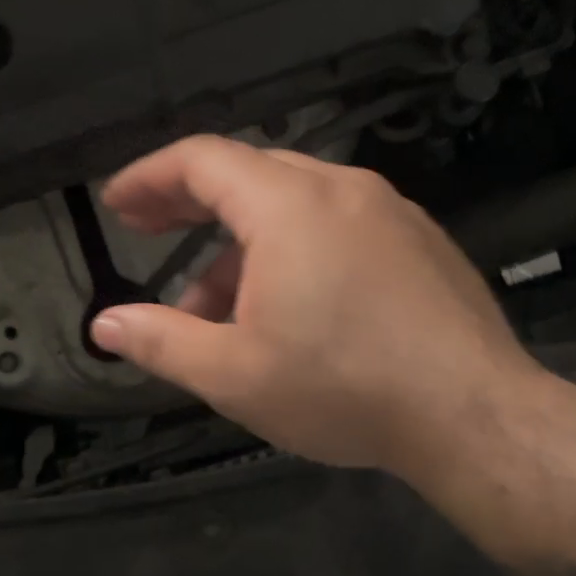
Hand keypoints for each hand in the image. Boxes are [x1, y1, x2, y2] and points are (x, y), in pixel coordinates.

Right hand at [90, 135, 540, 472]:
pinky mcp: (419, 243)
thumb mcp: (231, 373)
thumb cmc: (340, 389)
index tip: (115, 204)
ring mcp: (389, 212)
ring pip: (293, 205)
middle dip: (188, 203)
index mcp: (289, 206)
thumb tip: (103, 325)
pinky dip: (290, 249)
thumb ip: (159, 340)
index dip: (148, 176)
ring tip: (213, 308)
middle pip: (247, 173)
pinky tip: (284, 307)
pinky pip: (335, 226)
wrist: (471, 416)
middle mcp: (341, 189)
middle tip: (146, 232)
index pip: (202, 160)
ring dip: (239, 243)